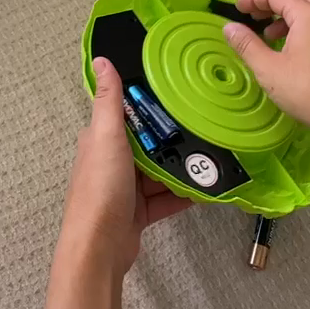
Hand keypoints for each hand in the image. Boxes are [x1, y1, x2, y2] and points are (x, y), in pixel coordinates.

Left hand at [61, 57, 192, 275]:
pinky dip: (182, 193)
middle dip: (170, 136)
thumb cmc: (101, 188)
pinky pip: (164, 197)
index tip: (177, 93)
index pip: (125, 113)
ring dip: (179, 165)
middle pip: (145, 142)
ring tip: (210, 155)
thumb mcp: (106, 136)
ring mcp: (124, 188)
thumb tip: (100, 59)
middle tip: (203, 124)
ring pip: (157, 170)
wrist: (99, 249)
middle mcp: (110, 161)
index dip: (147, 104)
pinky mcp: (138, 212)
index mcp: (99, 139)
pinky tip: (205, 188)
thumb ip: (108, 100)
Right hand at [221, 0, 309, 143]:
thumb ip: (247, 45)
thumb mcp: (269, 69)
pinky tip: (290, 50)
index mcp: (309, 16)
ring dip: (285, 18)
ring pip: (308, 12)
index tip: (238, 9)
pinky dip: (300, 28)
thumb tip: (230, 27)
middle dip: (271, 5)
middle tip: (252, 17)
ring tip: (268, 35)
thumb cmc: (309, 92)